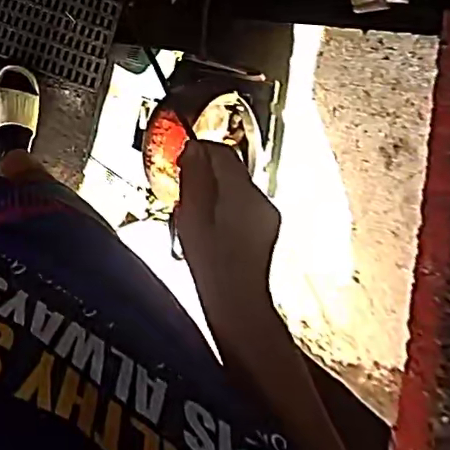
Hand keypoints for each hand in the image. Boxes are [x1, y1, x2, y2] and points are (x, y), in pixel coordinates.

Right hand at [173, 139, 280, 309]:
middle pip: (231, 166)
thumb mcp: (192, 212)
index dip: (199, 149)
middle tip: (183, 182)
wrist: (237, 301)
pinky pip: (243, 201)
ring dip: (215, 186)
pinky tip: (211, 221)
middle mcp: (260, 198)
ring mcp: (267, 214)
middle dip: (206, 169)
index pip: (222, 151)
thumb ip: (194, 175)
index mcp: (242, 191)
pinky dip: (225, 202)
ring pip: (236, 184)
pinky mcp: (267, 227)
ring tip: (194, 205)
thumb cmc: (210, 259)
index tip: (181, 158)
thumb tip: (194, 148)